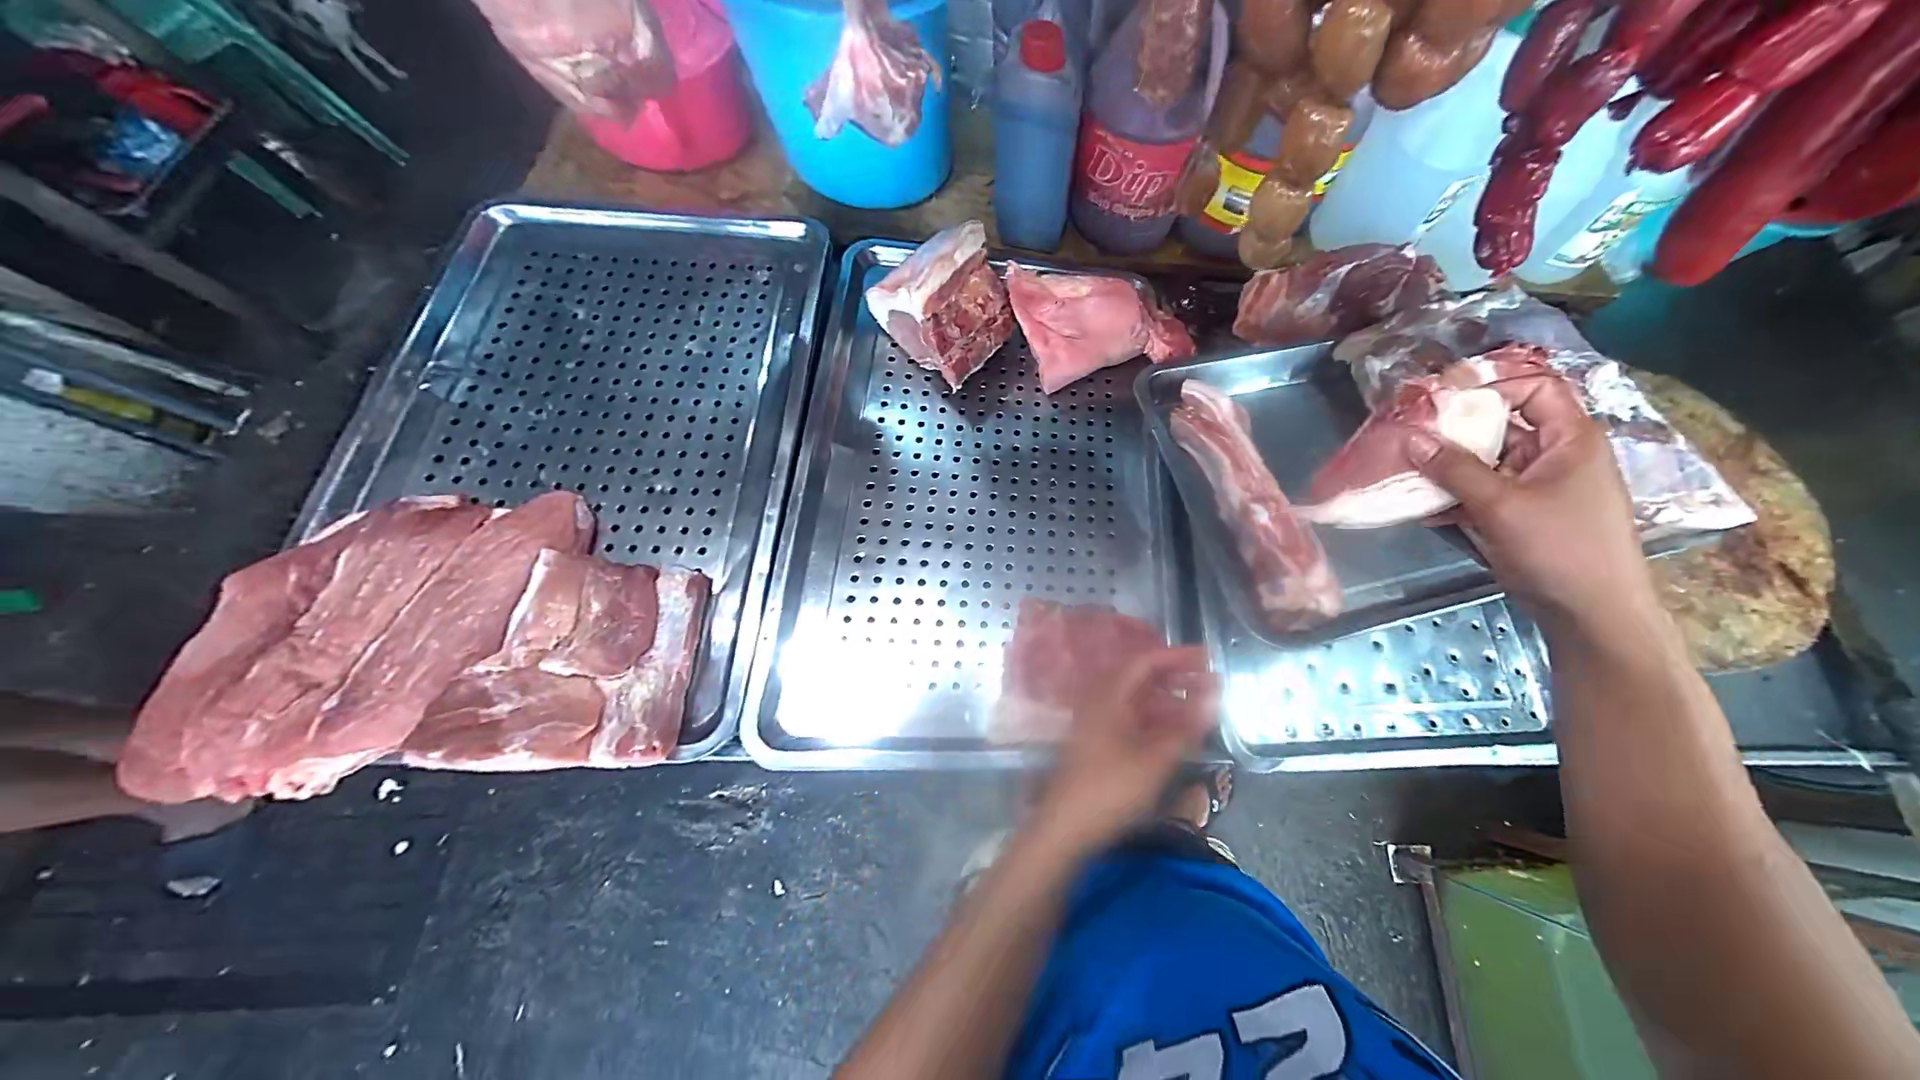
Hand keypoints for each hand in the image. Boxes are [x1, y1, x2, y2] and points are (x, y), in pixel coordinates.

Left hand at [1026, 648, 1219, 858]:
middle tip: (1211, 682)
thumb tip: (1214, 695)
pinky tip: (1176, 733)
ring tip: (1201, 708)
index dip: (1178, 656)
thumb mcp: (1155, 760)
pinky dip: (1155, 720)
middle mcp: (1099, 702)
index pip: (1145, 661)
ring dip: (1168, 700)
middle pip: (1140, 678)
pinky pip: (1130, 719)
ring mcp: (1096, 723)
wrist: (1064, 828)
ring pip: (1136, 701)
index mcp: (1108, 696)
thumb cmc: (1110, 790)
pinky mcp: (1097, 744)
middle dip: (1176, 677)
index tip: (1208, 658)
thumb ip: (1186, 726)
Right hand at [1406, 372, 1658, 637]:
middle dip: (1454, 429)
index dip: (1490, 385)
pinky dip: (1453, 495)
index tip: (1439, 396)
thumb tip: (1410, 438)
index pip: (1534, 388)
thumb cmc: (1559, 549)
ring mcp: (1538, 486)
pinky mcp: (1521, 514)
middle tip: (1409, 432)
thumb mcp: (1501, 505)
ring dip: (1447, 466)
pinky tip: (1421, 506)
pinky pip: (1481, 492)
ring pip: (1486, 461)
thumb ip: (1454, 469)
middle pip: (1502, 425)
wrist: (1592, 613)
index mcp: (1570, 439)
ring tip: (1404, 469)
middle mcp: (1555, 455)